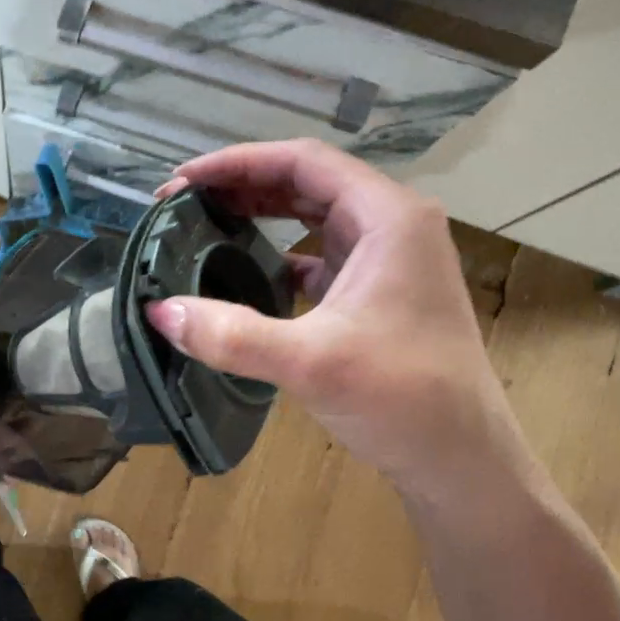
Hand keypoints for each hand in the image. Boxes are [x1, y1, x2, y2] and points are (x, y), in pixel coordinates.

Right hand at [145, 140, 532, 498]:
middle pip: (305, 183)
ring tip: (201, 226)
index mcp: (388, 219)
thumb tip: (160, 311)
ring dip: (257, 216)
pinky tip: (241, 273)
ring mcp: (385, 261)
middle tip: (179, 205)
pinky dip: (274, 255)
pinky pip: (315, 256)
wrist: (460, 457)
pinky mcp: (374, 294)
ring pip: (311, 217)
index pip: (303, 162)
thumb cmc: (403, 397)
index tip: (181, 181)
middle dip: (240, 186)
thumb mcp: (311, 362)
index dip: (237, 162)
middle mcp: (391, 227)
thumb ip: (232, 334)